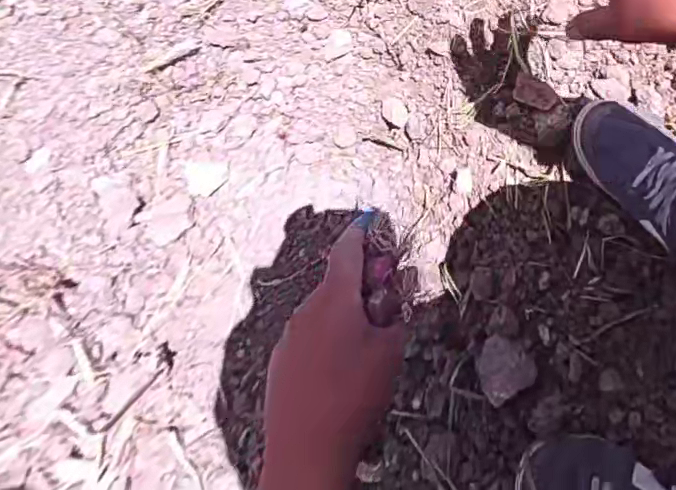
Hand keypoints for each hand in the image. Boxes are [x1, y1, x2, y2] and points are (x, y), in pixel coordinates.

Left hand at [259, 216, 406, 489]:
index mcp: (335, 297)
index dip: (363, 230)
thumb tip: (393, 293)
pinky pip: (309, 334)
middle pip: (339, 279)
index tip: (373, 218)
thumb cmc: (354, 396)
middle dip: (364, 280)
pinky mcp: (279, 364)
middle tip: (388, 296)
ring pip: (324, 308)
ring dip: (347, 310)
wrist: (304, 458)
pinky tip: (342, 365)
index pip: (348, 248)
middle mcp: (306, 309)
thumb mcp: (391, 346)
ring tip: (368, 340)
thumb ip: (396, 310)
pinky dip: (329, 334)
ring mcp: (288, 337)